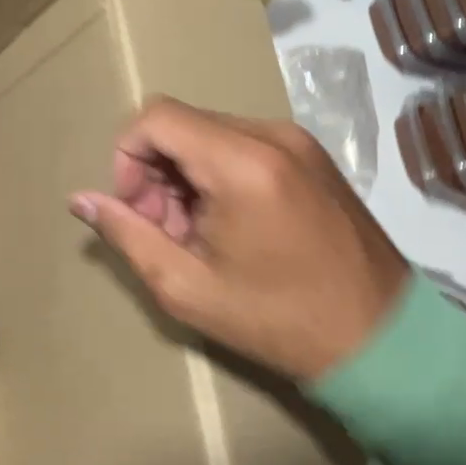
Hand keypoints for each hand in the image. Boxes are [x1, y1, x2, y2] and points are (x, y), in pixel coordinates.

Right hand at [69, 96, 409, 381]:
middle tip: (162, 229)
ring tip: (195, 233)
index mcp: (242, 163)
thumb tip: (79, 199)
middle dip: (153, 170)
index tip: (136, 209)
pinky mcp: (311, 157)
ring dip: (182, 174)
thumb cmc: (279, 320)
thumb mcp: (186, 287)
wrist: (386, 345)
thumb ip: (126, 234)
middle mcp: (271, 136)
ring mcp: (297, 143)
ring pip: (206, 132)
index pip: (155, 118)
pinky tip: (227, 225)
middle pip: (179, 124)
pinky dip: (214, 173)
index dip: (127, 157)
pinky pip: (239, 143)